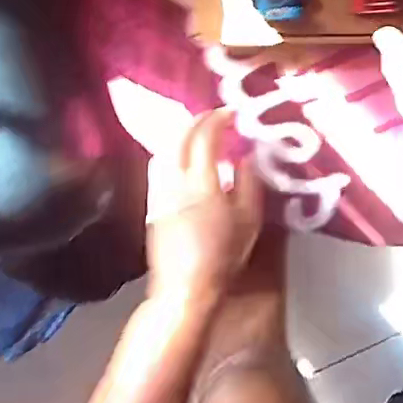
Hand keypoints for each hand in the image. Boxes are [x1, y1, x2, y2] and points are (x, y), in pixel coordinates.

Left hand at [146, 109, 262, 305]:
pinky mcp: (152, 203)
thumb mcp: (249, 219)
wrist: (184, 289)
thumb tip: (248, 154)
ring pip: (167, 148)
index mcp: (202, 182)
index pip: (206, 137)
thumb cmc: (223, 256)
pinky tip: (186, 156)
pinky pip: (161, 163)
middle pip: (181, 136)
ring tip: (201, 131)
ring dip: (184, 132)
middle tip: (217, 115)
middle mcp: (175, 180)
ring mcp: (160, 191)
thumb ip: (250, 181)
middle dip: (199, 119)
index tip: (233, 113)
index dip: (219, 119)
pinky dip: (174, 149)